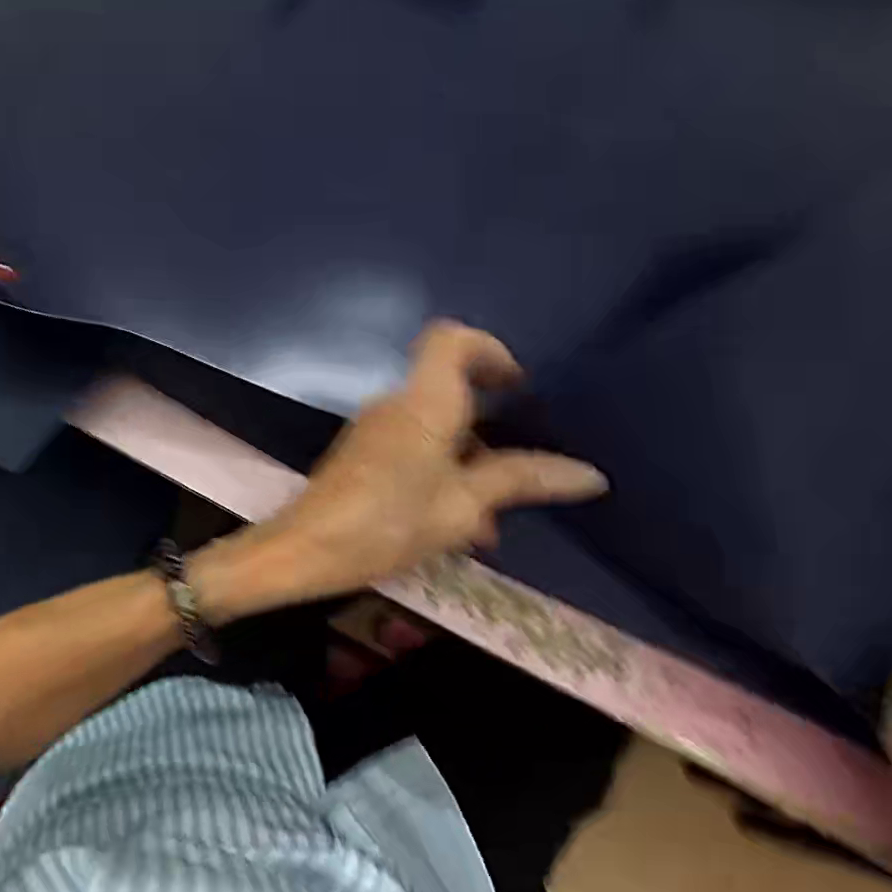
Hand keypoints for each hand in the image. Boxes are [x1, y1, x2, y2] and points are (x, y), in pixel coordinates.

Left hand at [192, 320, 608, 620]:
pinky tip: (457, 528)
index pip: (451, 340)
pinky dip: (439, 478)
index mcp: (423, 402)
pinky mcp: (357, 460)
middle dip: (490, 429)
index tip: (518, 389)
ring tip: (492, 520)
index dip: (490, 351)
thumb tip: (587, 474)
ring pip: (433, 433)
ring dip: (467, 467)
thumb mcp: (464, 505)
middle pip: (450, 394)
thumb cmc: (387, 523)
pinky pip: (409, 455)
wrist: (303, 551)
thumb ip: (521, 480)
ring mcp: (371, 434)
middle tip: (523, 468)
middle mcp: (393, 407)